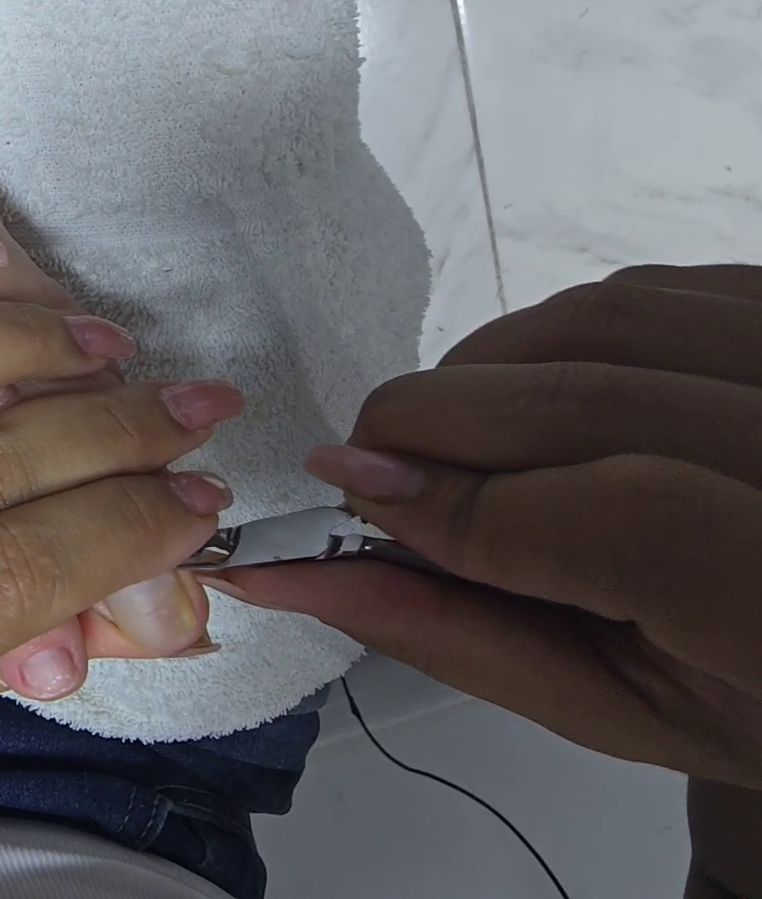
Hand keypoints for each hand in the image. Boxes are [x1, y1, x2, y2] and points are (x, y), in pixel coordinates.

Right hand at [218, 265, 761, 788]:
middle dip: (425, 424)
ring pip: (595, 323)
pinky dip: (544, 337)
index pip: (630, 521)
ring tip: (465, 439)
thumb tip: (279, 571)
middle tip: (381, 471)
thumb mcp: (608, 703)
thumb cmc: (747, 691)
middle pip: (586, 400)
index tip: (347, 492)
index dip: (457, 502)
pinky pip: (639, 291)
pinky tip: (543, 396)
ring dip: (475, 374)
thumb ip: (443, 631)